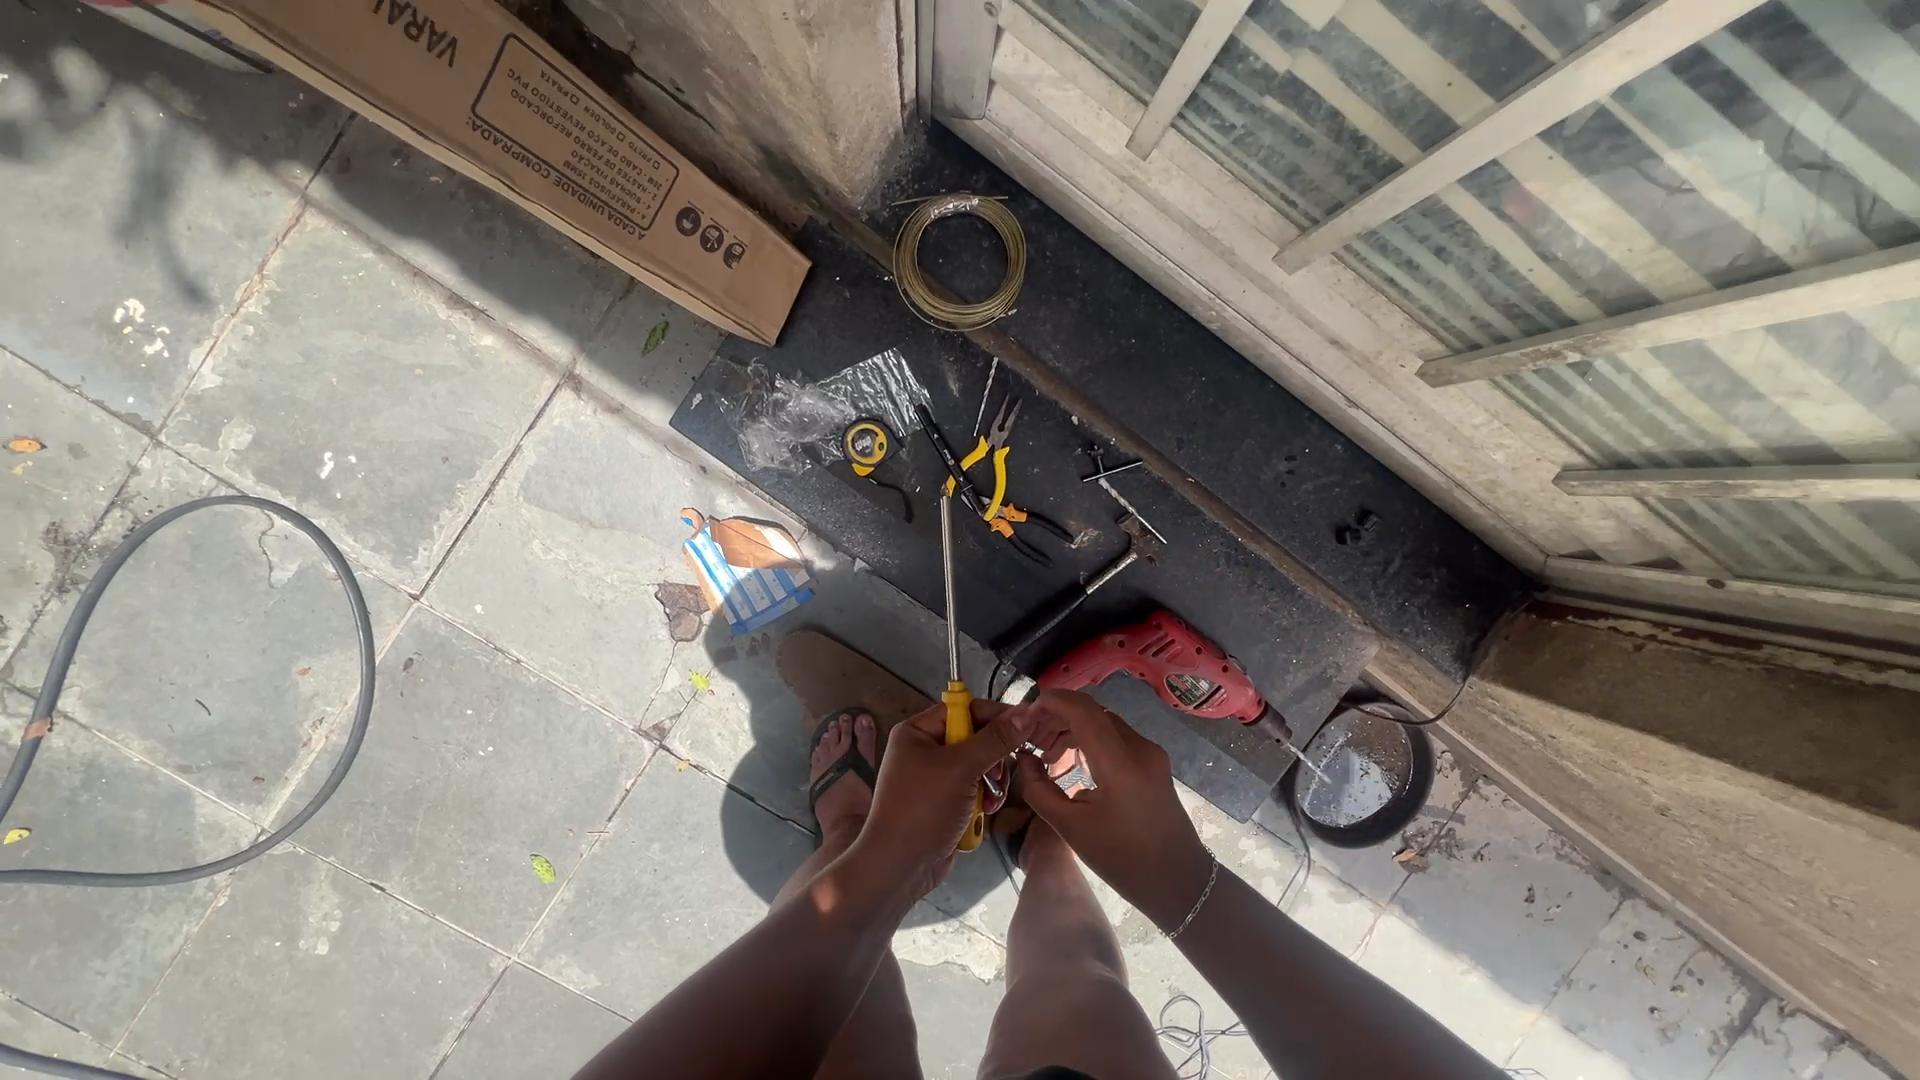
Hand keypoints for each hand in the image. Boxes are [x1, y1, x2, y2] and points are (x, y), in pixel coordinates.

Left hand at [847, 700, 1036, 898]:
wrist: (900, 867)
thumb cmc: (923, 809)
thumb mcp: (961, 768)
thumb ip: (996, 739)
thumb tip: (1028, 712)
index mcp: (918, 731)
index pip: (964, 709)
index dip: (995, 716)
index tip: (1026, 727)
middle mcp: (925, 748)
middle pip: (976, 737)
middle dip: (994, 757)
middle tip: (1001, 775)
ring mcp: (935, 776)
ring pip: (980, 764)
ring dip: (992, 781)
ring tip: (992, 800)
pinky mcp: (945, 801)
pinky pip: (975, 787)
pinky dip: (984, 798)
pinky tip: (985, 812)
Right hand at [1016, 690, 1212, 928]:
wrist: (1179, 882)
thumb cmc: (1124, 860)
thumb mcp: (1072, 829)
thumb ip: (1039, 790)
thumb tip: (1023, 760)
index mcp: (1120, 763)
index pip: (1083, 711)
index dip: (1052, 702)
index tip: (1026, 711)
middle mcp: (1139, 748)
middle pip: (1093, 713)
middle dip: (1059, 717)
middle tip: (1032, 738)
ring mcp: (1151, 754)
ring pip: (1104, 723)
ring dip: (1074, 730)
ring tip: (1048, 756)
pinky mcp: (1154, 763)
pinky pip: (1116, 738)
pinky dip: (1091, 741)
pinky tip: (1073, 764)